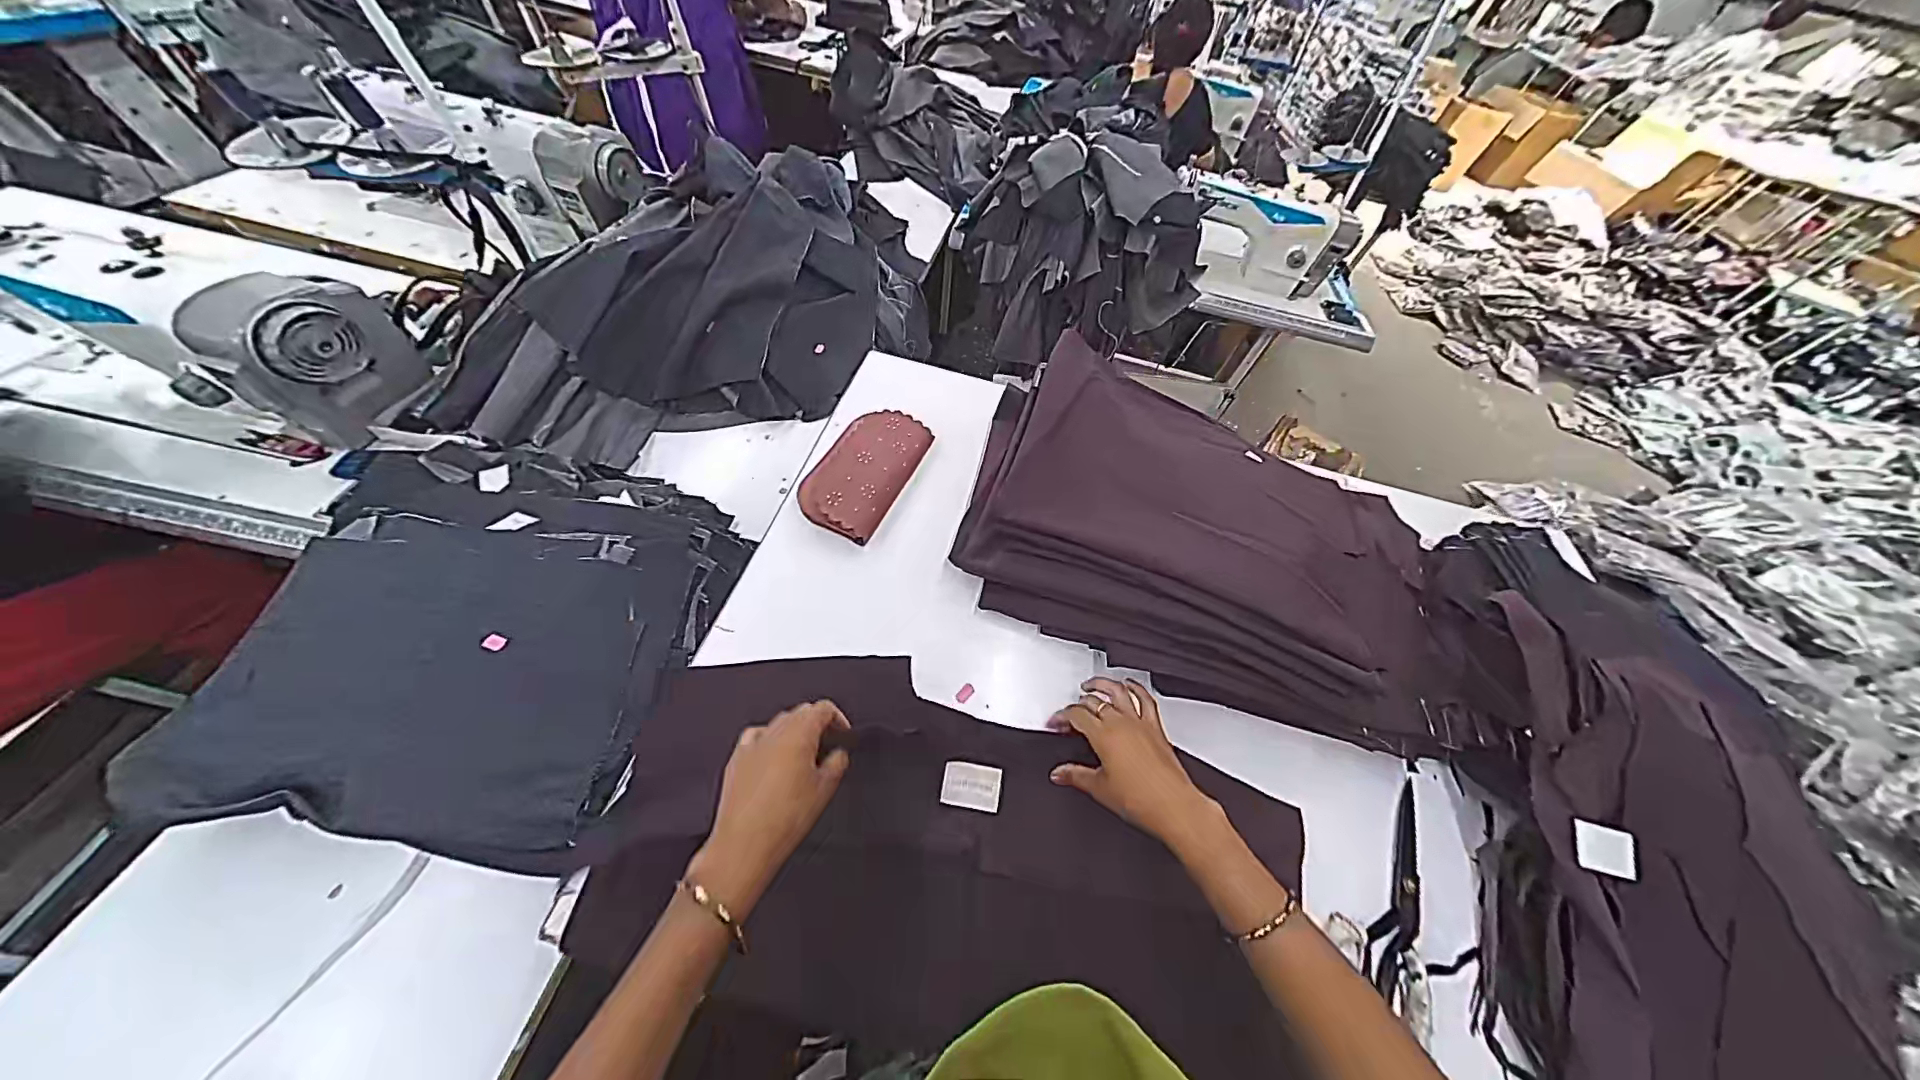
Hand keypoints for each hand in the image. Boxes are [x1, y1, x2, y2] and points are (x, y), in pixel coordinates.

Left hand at [687, 700, 850, 915]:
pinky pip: (756, 737)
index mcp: (799, 734)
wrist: (745, 844)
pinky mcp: (737, 759)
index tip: (842, 732)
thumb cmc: (782, 820)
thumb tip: (838, 755)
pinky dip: (768, 740)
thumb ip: (837, 763)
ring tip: (803, 754)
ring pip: (778, 722)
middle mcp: (774, 733)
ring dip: (794, 731)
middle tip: (827, 743)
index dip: (837, 718)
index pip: (823, 708)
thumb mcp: (824, 790)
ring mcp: (752, 744)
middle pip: (801, 712)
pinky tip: (773, 757)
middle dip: (817, 723)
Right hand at [1049, 678, 1223, 854]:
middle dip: (1077, 704)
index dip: (1062, 716)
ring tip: (1092, 684)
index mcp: (1103, 735)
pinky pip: (1145, 699)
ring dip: (1102, 684)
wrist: (1174, 807)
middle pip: (1093, 702)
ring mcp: (1140, 723)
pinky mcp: (1156, 728)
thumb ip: (1076, 776)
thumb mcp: (1099, 788)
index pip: (1075, 715)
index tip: (1056, 723)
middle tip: (1070, 713)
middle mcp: (1121, 723)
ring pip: (1118, 691)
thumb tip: (1060, 773)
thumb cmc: (1141, 800)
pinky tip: (1130, 686)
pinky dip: (1136, 689)